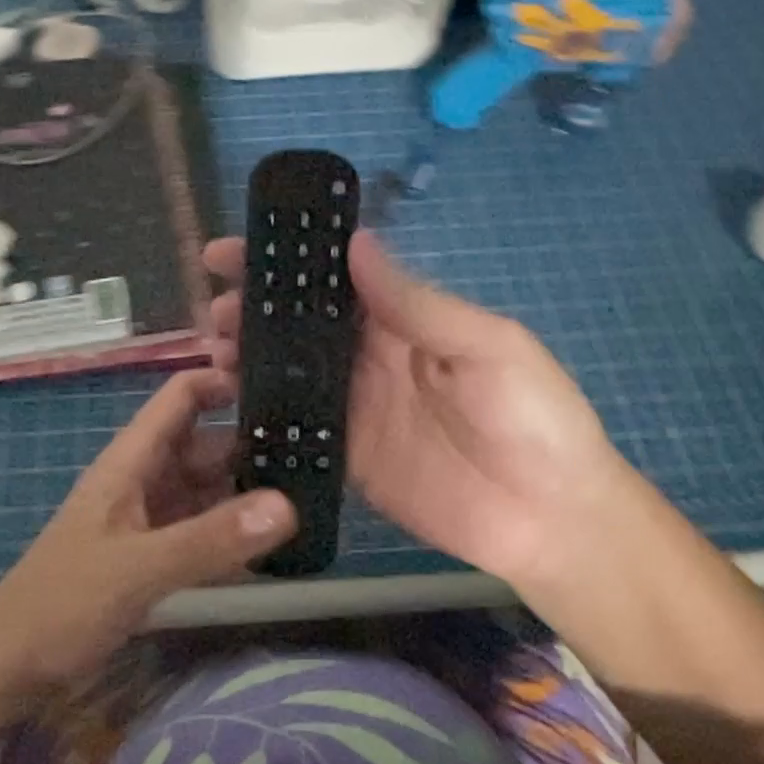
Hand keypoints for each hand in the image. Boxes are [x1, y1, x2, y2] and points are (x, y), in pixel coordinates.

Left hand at [0, 369, 295, 721]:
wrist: (9, 668)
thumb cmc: (61, 604)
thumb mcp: (137, 569)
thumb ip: (210, 539)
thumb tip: (289, 505)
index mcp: (130, 464)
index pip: (180, 399)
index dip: (224, 381)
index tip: (286, 385)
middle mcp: (143, 483)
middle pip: (205, 445)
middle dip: (253, 443)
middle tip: (323, 449)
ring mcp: (149, 522)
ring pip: (207, 491)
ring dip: (249, 491)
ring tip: (316, 491)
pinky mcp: (153, 560)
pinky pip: (203, 533)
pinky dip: (235, 535)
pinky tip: (280, 545)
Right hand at [205, 231, 642, 587]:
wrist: (550, 519)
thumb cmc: (534, 418)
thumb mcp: (487, 347)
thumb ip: (418, 304)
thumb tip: (357, 244)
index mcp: (408, 321)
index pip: (338, 280)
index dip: (289, 262)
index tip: (238, 251)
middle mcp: (374, 359)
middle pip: (303, 326)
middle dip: (255, 310)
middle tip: (213, 308)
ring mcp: (358, 410)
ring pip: (291, 374)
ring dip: (251, 359)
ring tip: (212, 352)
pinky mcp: (349, 459)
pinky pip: (299, 430)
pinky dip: (264, 418)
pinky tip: (230, 409)